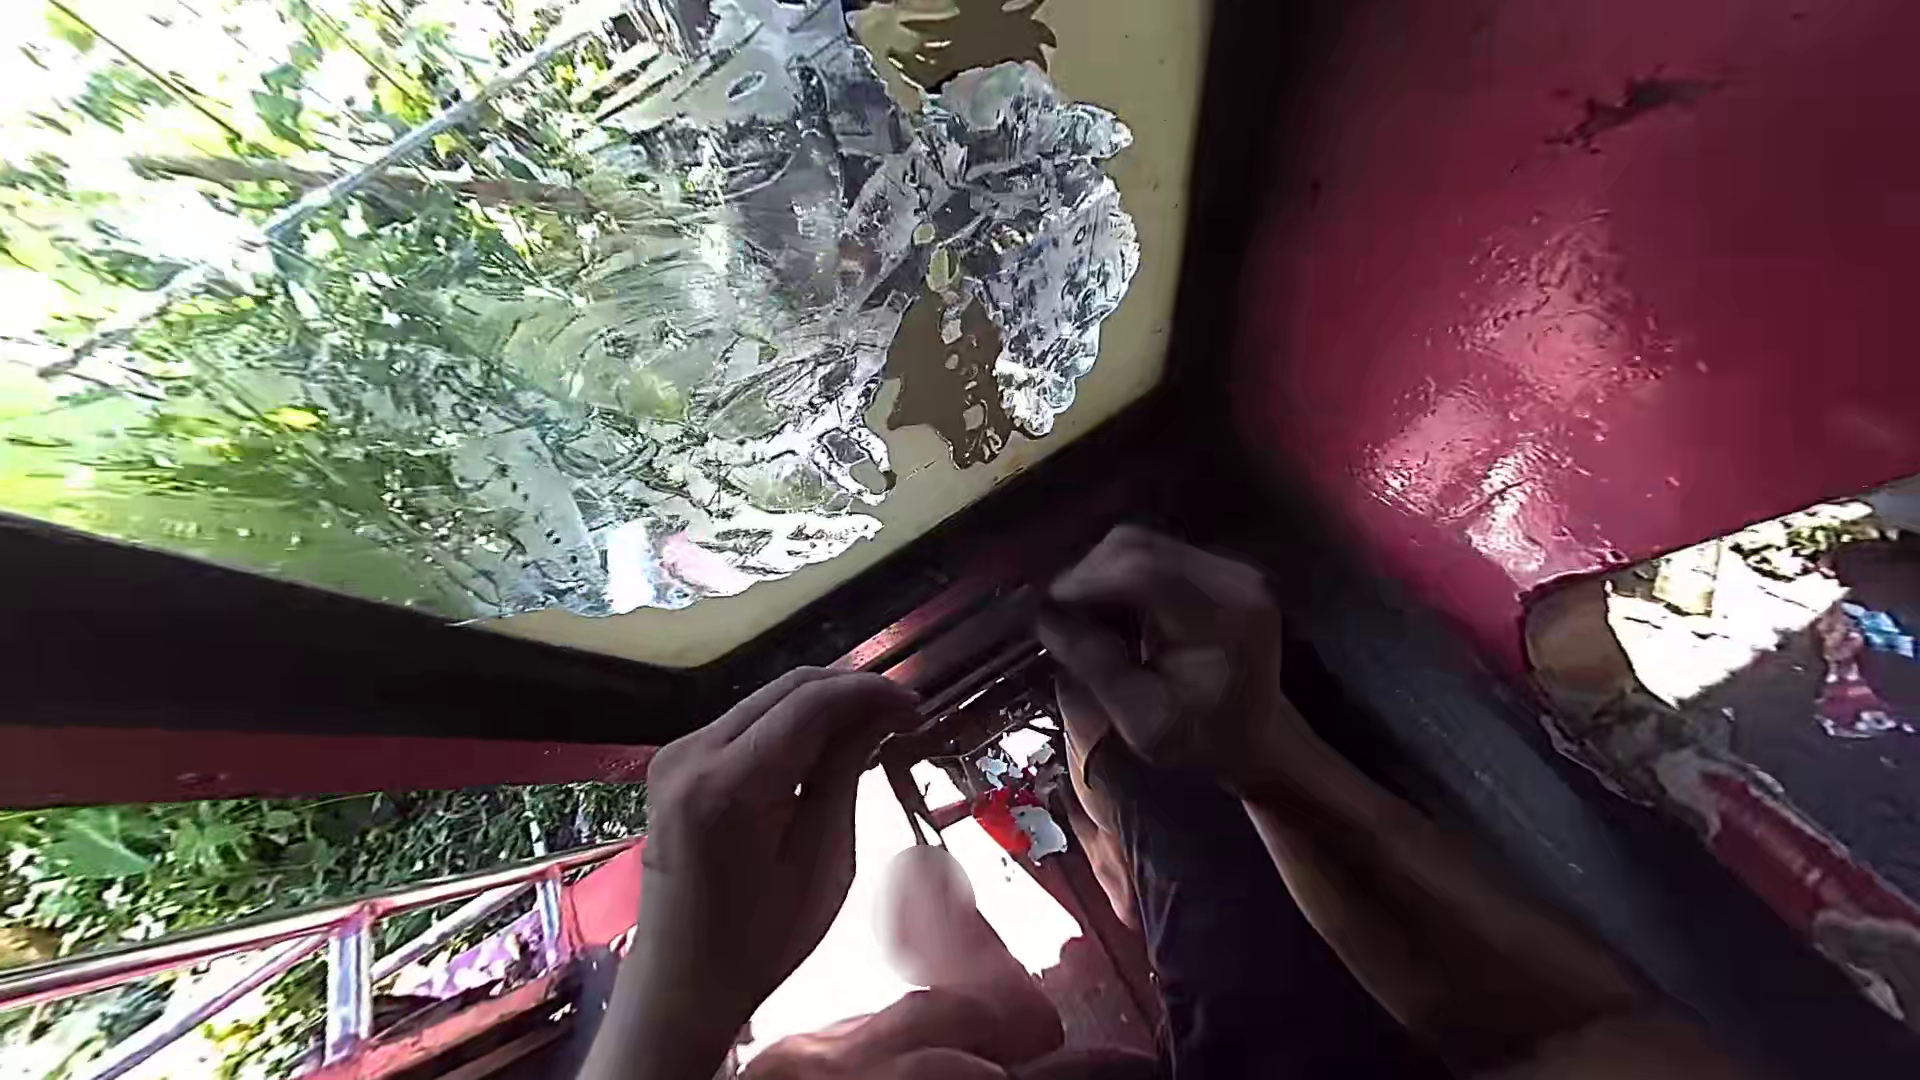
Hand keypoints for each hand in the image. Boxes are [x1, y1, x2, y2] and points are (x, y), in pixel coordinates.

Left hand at [623, 669, 918, 1059]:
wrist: (680, 986)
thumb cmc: (760, 942)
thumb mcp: (823, 860)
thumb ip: (845, 771)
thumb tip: (880, 713)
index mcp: (727, 786)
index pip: (809, 703)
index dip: (868, 692)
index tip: (912, 703)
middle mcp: (692, 754)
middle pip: (789, 688)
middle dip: (852, 689)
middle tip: (900, 709)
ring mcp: (679, 753)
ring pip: (771, 696)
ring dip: (827, 701)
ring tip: (873, 721)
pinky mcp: (679, 760)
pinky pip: (751, 718)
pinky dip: (797, 719)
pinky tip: (830, 737)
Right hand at [1037, 526, 1317, 792]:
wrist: (1257, 736)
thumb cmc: (1202, 738)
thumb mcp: (1142, 720)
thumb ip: (1095, 666)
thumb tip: (1045, 616)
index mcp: (1224, 617)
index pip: (1143, 570)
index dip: (1086, 579)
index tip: (1048, 605)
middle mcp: (1233, 579)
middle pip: (1137, 546)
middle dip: (1086, 575)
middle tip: (1059, 614)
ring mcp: (1227, 567)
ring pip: (1139, 543)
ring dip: (1099, 573)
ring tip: (1083, 615)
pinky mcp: (1213, 567)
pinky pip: (1150, 552)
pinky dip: (1117, 574)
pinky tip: (1110, 608)